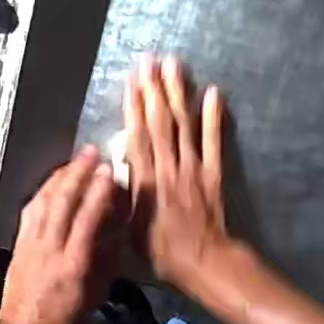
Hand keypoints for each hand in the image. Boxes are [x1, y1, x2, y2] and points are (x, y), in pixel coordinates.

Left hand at [0, 145, 122, 323]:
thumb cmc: (65, 314)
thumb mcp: (96, 292)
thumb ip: (106, 259)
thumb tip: (116, 227)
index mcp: (74, 263)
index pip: (87, 220)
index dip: (99, 193)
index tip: (109, 171)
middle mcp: (50, 247)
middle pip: (62, 202)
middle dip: (77, 173)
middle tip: (91, 152)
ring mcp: (31, 242)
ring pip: (44, 201)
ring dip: (59, 176)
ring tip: (74, 161)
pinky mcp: (19, 241)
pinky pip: (30, 209)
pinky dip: (43, 191)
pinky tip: (52, 181)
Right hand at [126, 54, 238, 291]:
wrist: (203, 263)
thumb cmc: (161, 251)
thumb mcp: (129, 229)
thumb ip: (120, 197)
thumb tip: (110, 170)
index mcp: (145, 181)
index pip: (137, 136)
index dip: (133, 106)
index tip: (130, 81)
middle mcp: (168, 168)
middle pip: (160, 122)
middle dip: (154, 88)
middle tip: (150, 60)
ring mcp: (193, 168)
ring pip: (183, 124)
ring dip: (178, 93)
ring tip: (174, 65)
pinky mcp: (213, 173)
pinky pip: (213, 141)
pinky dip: (213, 117)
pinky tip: (212, 93)